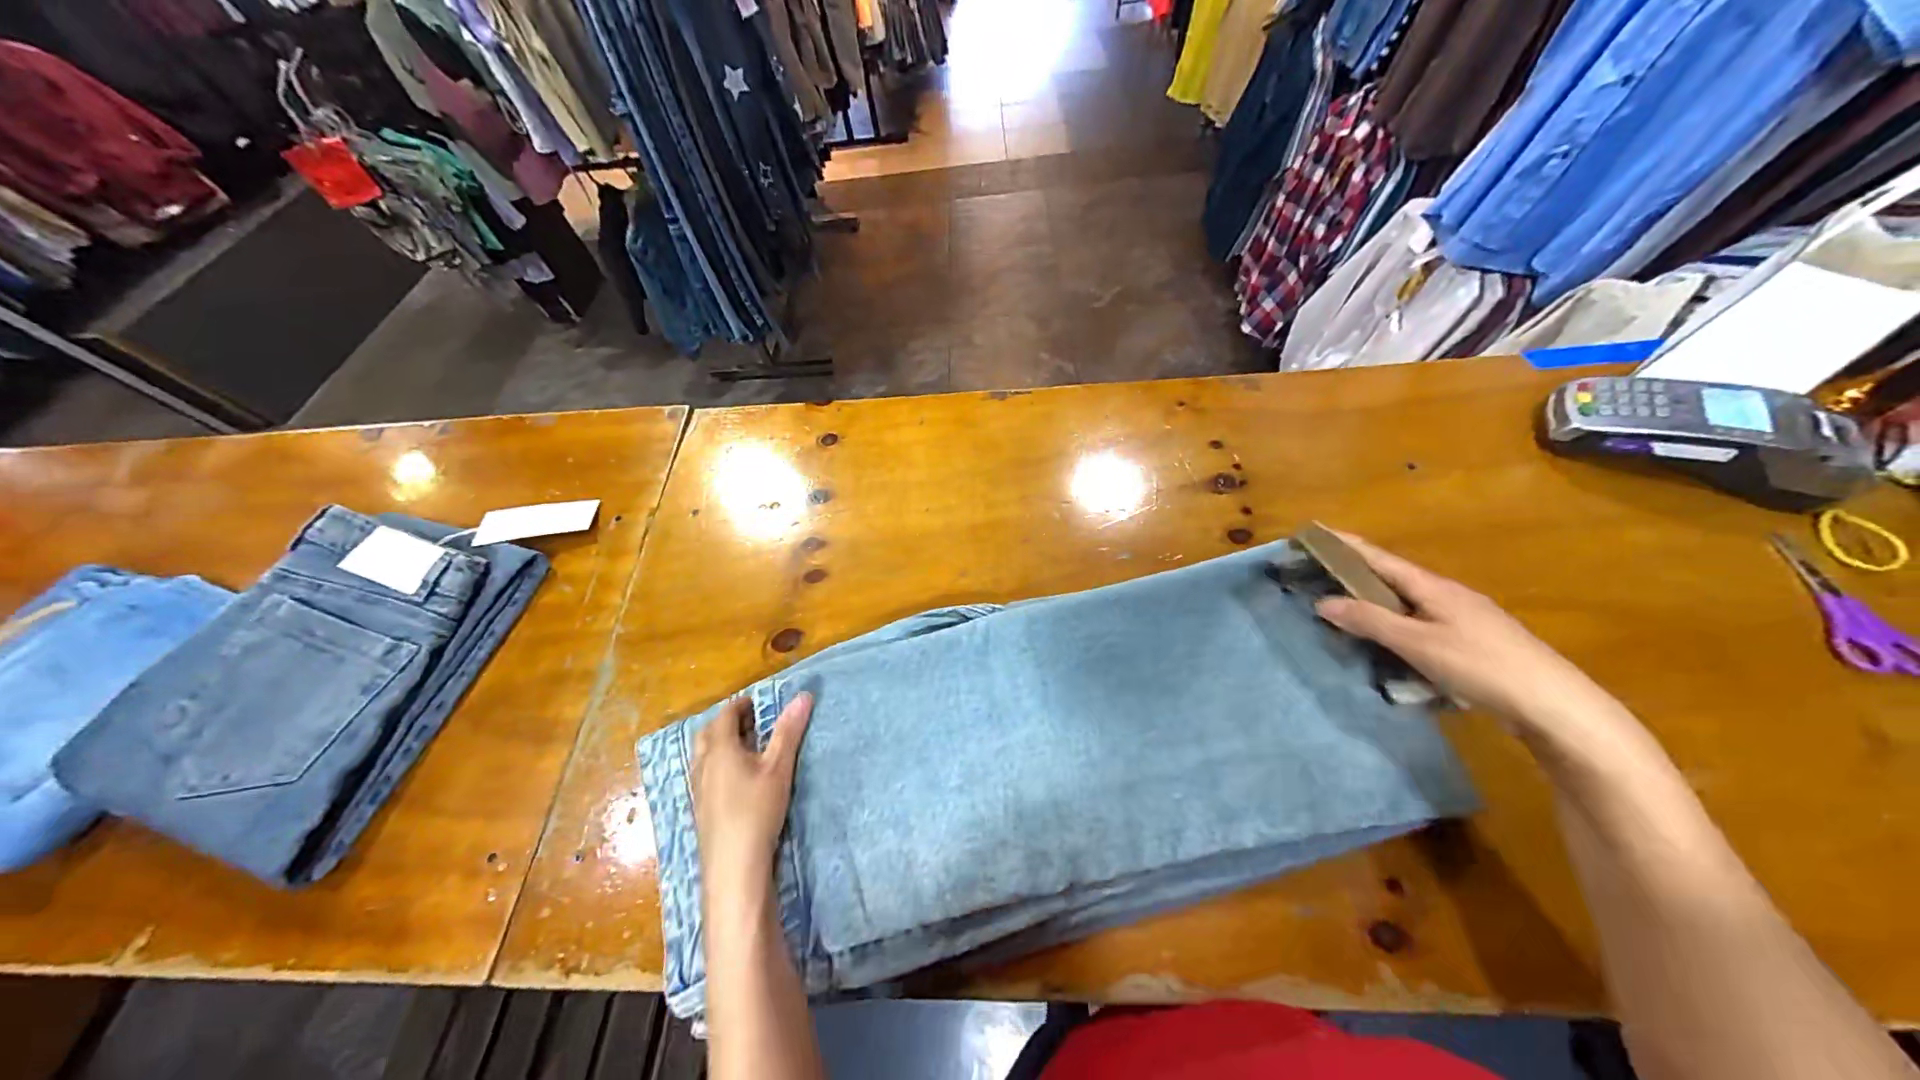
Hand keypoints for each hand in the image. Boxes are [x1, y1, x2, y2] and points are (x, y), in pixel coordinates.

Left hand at [690, 693, 812, 894]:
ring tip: (746, 748)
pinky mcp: (701, 811)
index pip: (724, 716)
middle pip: (708, 734)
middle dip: (726, 723)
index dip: (740, 705)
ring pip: (704, 756)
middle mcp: (703, 765)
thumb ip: (789, 731)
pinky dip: (718, 765)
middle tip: (751, 722)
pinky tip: (736, 780)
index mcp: (720, 749)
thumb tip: (803, 695)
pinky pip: (705, 775)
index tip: (756, 702)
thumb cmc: (757, 810)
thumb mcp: (779, 768)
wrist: (733, 867)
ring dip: (721, 744)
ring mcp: (699, 790)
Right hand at [1311, 533, 1624, 740]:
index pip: (1379, 558)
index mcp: (1433, 587)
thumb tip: (1323, 601)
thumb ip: (1370, 621)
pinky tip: (1389, 641)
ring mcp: (1464, 617)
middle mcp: (1448, 594)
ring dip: (1375, 601)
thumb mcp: (1417, 643)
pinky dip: (1395, 623)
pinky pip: (1421, 622)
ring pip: (1408, 601)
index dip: (1346, 545)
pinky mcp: (1473, 641)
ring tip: (1345, 608)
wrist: (1553, 704)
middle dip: (1356, 573)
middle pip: (1393, 577)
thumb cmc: (1481, 666)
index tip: (1315, 533)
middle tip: (1319, 574)